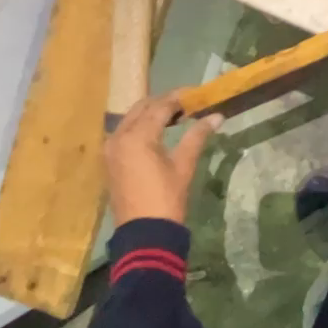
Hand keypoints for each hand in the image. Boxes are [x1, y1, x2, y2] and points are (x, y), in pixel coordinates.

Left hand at [104, 93, 221, 225]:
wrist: (145, 233)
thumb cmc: (167, 199)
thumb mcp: (184, 166)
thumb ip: (197, 137)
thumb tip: (217, 116)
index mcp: (137, 136)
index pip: (160, 107)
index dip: (179, 98)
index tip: (196, 94)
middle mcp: (119, 136)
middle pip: (141, 108)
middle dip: (163, 103)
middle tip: (186, 104)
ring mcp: (111, 148)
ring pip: (130, 119)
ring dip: (150, 114)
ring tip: (174, 117)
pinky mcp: (110, 160)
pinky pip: (124, 133)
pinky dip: (140, 127)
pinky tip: (157, 133)